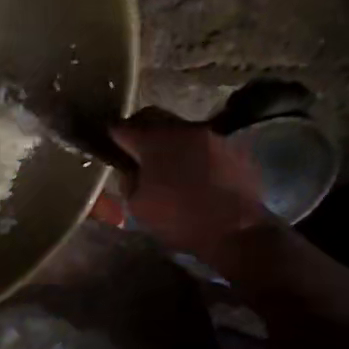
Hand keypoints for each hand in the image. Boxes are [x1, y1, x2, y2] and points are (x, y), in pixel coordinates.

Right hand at [109, 108, 272, 260]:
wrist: (236, 230)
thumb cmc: (181, 220)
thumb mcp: (139, 208)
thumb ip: (129, 182)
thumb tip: (131, 171)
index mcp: (153, 141)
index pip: (122, 127)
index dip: (114, 137)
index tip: (112, 147)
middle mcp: (181, 128)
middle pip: (152, 118)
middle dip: (140, 131)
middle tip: (137, 152)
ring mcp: (210, 135)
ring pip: (180, 129)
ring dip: (170, 142)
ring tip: (170, 165)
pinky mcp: (232, 147)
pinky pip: (204, 143)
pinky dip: (194, 153)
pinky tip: (196, 174)